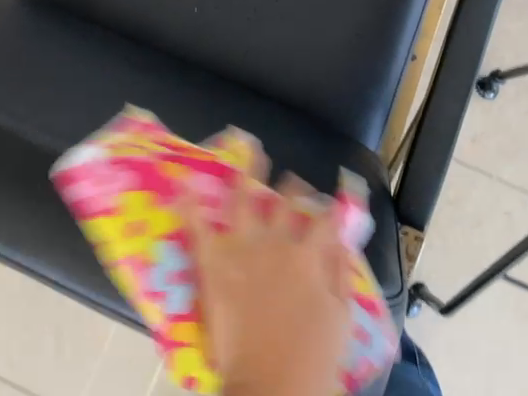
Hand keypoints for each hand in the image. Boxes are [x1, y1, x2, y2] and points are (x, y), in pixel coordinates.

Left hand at [179, 170, 353, 395]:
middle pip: (286, 202)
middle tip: (293, 181)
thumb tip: (341, 241)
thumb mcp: (342, 316)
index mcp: (309, 256)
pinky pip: (199, 228)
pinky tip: (186, 187)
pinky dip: (192, 206)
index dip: (332, 208)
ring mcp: (242, 251)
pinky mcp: (214, 266)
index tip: (333, 202)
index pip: (325, 220)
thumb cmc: (313, 358)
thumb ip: (340, 272)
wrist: (271, 386)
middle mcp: (277, 244)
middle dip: (292, 187)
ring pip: (244, 201)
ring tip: (251, 154)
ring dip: (249, 174)